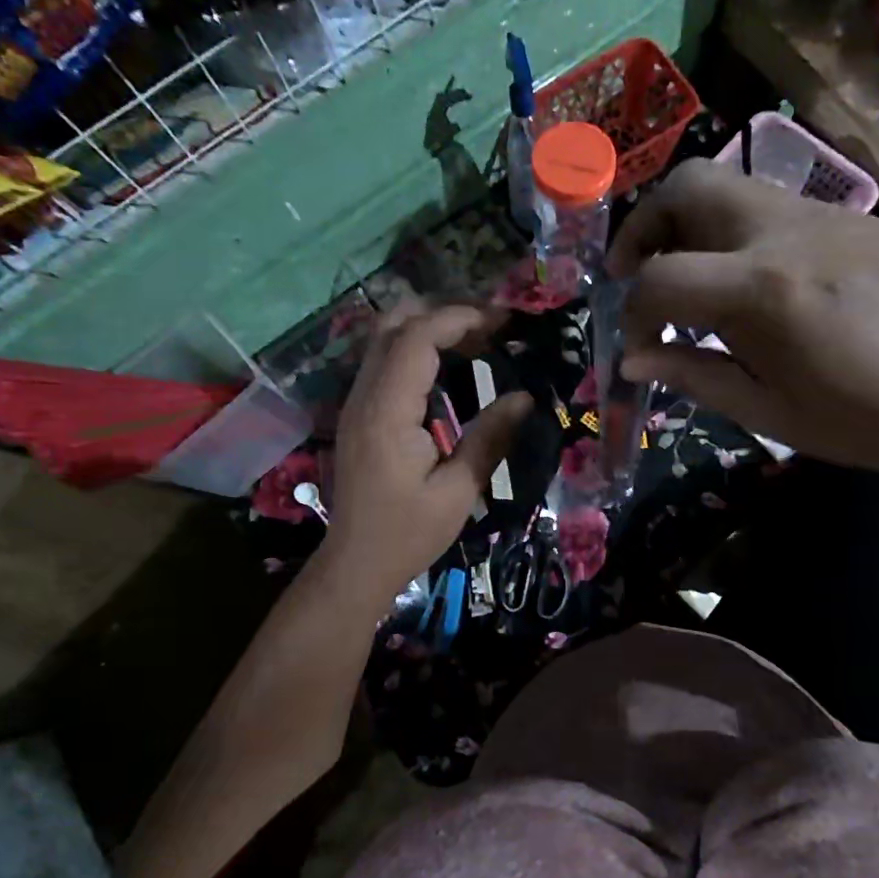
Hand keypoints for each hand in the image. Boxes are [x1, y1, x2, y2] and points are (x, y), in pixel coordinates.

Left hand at [322, 303, 531, 593]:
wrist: (355, 563)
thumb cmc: (407, 534)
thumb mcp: (457, 493)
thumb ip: (489, 439)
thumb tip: (524, 397)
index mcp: (387, 413)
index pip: (415, 339)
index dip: (457, 319)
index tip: (498, 322)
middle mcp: (363, 398)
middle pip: (392, 326)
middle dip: (441, 314)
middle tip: (488, 328)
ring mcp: (354, 404)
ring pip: (382, 340)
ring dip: (426, 329)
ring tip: (474, 342)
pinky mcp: (356, 415)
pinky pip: (381, 363)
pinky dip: (413, 351)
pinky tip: (446, 370)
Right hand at [609, 160, 878, 496]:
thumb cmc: (865, 422)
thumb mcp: (765, 411)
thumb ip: (691, 374)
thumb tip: (633, 359)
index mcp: (762, 290)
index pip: (659, 278)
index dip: (633, 314)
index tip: (640, 345)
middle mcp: (788, 232)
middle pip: (686, 185)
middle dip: (643, 227)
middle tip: (636, 276)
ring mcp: (828, 215)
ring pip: (730, 185)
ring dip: (690, 225)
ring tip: (690, 281)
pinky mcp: (856, 220)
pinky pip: (773, 206)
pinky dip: (736, 233)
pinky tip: (750, 285)